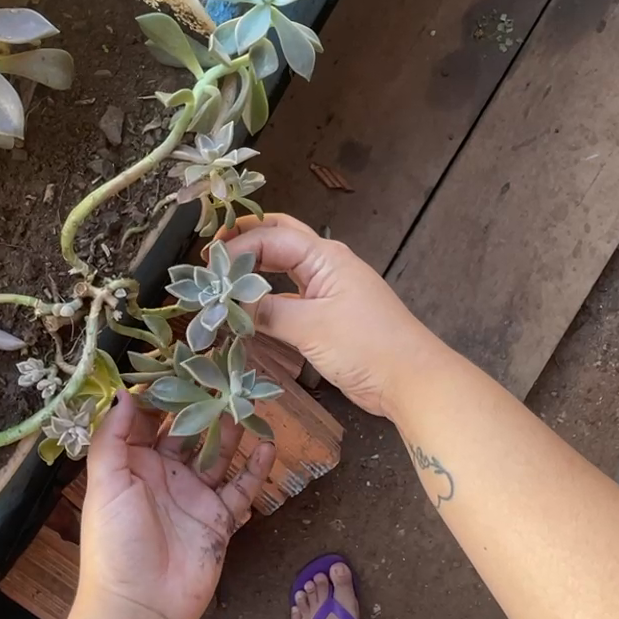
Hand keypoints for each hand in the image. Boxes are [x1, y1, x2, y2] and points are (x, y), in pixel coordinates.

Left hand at [77, 392, 274, 618]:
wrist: (141, 604)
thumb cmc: (115, 543)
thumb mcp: (105, 485)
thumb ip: (114, 438)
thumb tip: (126, 393)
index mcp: (134, 465)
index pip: (150, 421)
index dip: (164, 396)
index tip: (181, 365)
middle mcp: (166, 476)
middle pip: (189, 434)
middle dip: (205, 408)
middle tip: (225, 377)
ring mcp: (195, 497)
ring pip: (219, 456)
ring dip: (233, 433)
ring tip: (249, 404)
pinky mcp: (220, 520)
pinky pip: (242, 489)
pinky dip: (256, 469)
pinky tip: (269, 447)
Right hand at [219, 214, 444, 417]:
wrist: (409, 380)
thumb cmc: (367, 346)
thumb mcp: (311, 327)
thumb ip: (266, 311)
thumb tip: (229, 305)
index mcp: (326, 257)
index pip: (273, 237)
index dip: (239, 247)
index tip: (209, 267)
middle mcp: (326, 267)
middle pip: (279, 241)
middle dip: (246, 243)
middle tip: (211, 255)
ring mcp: (327, 293)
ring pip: (284, 271)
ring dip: (255, 272)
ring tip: (222, 278)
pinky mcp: (327, 318)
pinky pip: (289, 300)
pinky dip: (266, 301)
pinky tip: (246, 310)